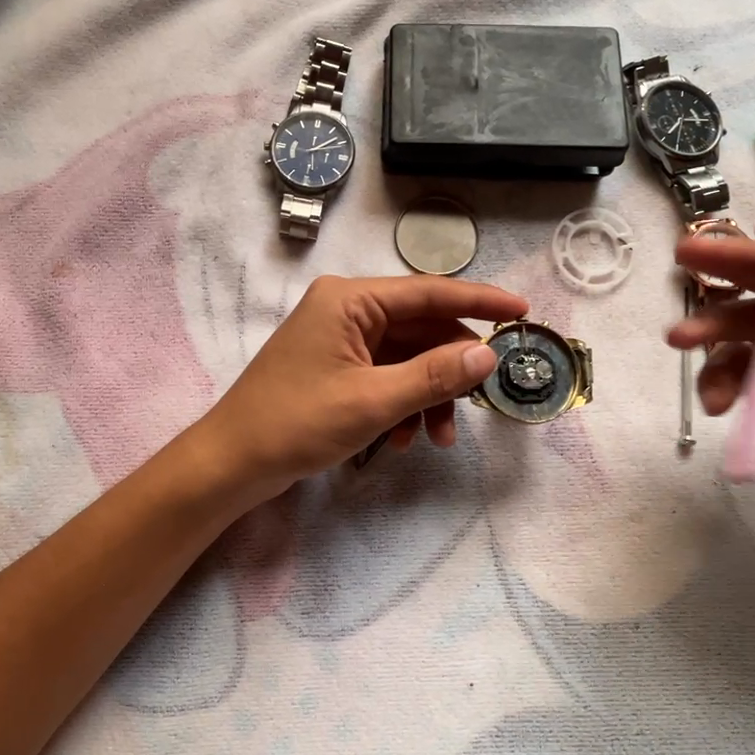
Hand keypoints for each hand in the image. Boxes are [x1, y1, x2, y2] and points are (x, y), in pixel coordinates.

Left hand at [198, 275, 527, 499]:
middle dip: (450, 370)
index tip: (522, 313)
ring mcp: (340, 340)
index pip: (429, 291)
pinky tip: (403, 440)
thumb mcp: (372, 401)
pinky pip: (386, 377)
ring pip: (408, 358)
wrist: (233, 462)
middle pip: (421, 328)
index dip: (479, 302)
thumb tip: (487, 355)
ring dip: (428, 395)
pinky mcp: (335, 369)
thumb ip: (434, 376)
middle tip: (477, 404)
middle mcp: (346, 310)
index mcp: (350, 300)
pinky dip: (402, 405)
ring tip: (437, 438)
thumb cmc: (296, 423)